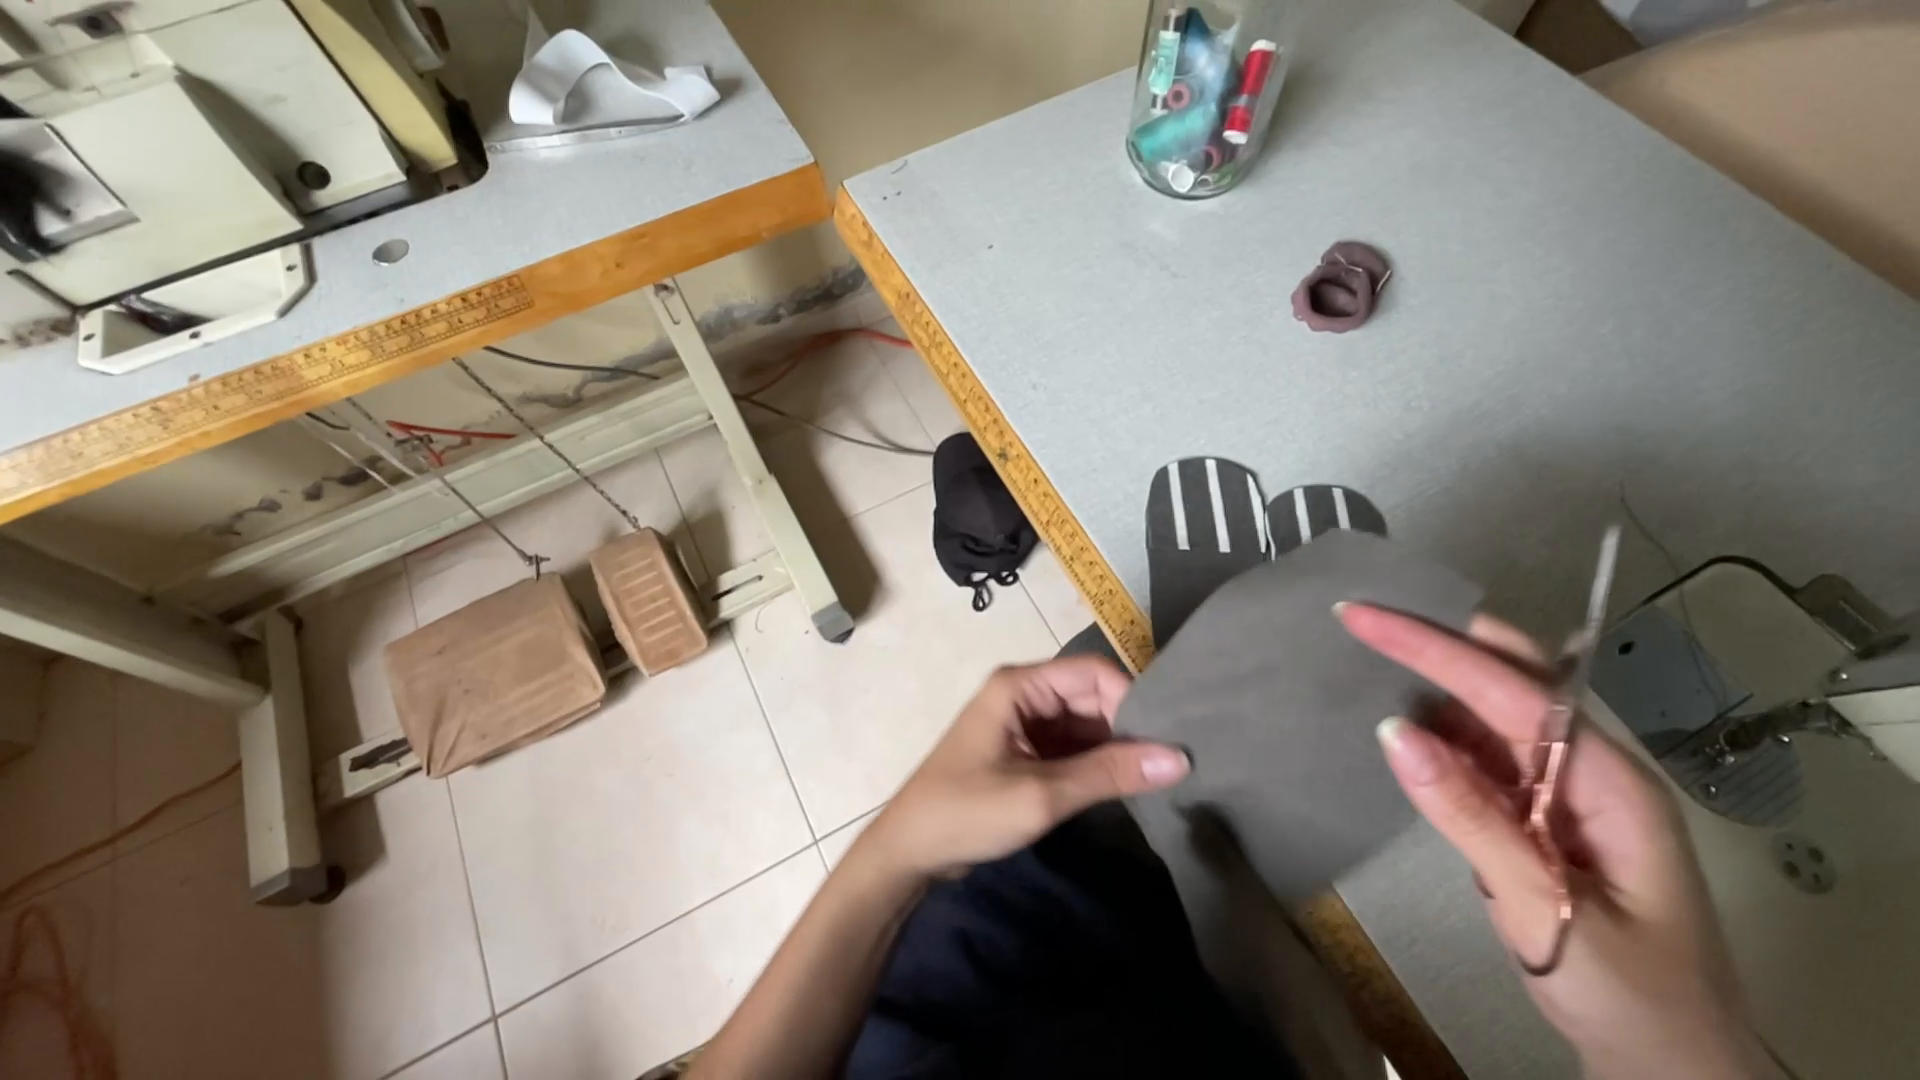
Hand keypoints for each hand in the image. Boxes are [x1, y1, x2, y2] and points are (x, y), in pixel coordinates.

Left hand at [854, 656, 1191, 879]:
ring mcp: (1024, 723)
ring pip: (1086, 723)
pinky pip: (1073, 746)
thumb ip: (1109, 774)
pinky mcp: (1026, 752)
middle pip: (1092, 696)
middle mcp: (1024, 695)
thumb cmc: (966, 812)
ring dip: (1116, 747)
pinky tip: (1128, 784)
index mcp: (1018, 686)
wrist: (909, 852)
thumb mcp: (1041, 795)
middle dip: (1128, 726)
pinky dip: (1097, 763)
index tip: (1166, 737)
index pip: (1092, 672)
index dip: (1131, 698)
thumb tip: (1179, 758)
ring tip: (1160, 774)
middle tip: (1172, 760)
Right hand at [1339, 604, 1781, 1079]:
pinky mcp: (1541, 818)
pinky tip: (1405, 726)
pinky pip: (1487, 757)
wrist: (1676, 1070)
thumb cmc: (1627, 994)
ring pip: (1496, 713)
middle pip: (1513, 679)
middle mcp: (1592, 771)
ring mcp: (1568, 794)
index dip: (1432, 647)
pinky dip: (1441, 733)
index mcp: (1611, 782)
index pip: (1510, 690)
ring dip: (1436, 682)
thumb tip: (1394, 731)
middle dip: (1441, 641)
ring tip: (1371, 656)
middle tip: (1365, 618)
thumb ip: (1471, 817)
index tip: (1361, 617)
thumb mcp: (1544, 908)